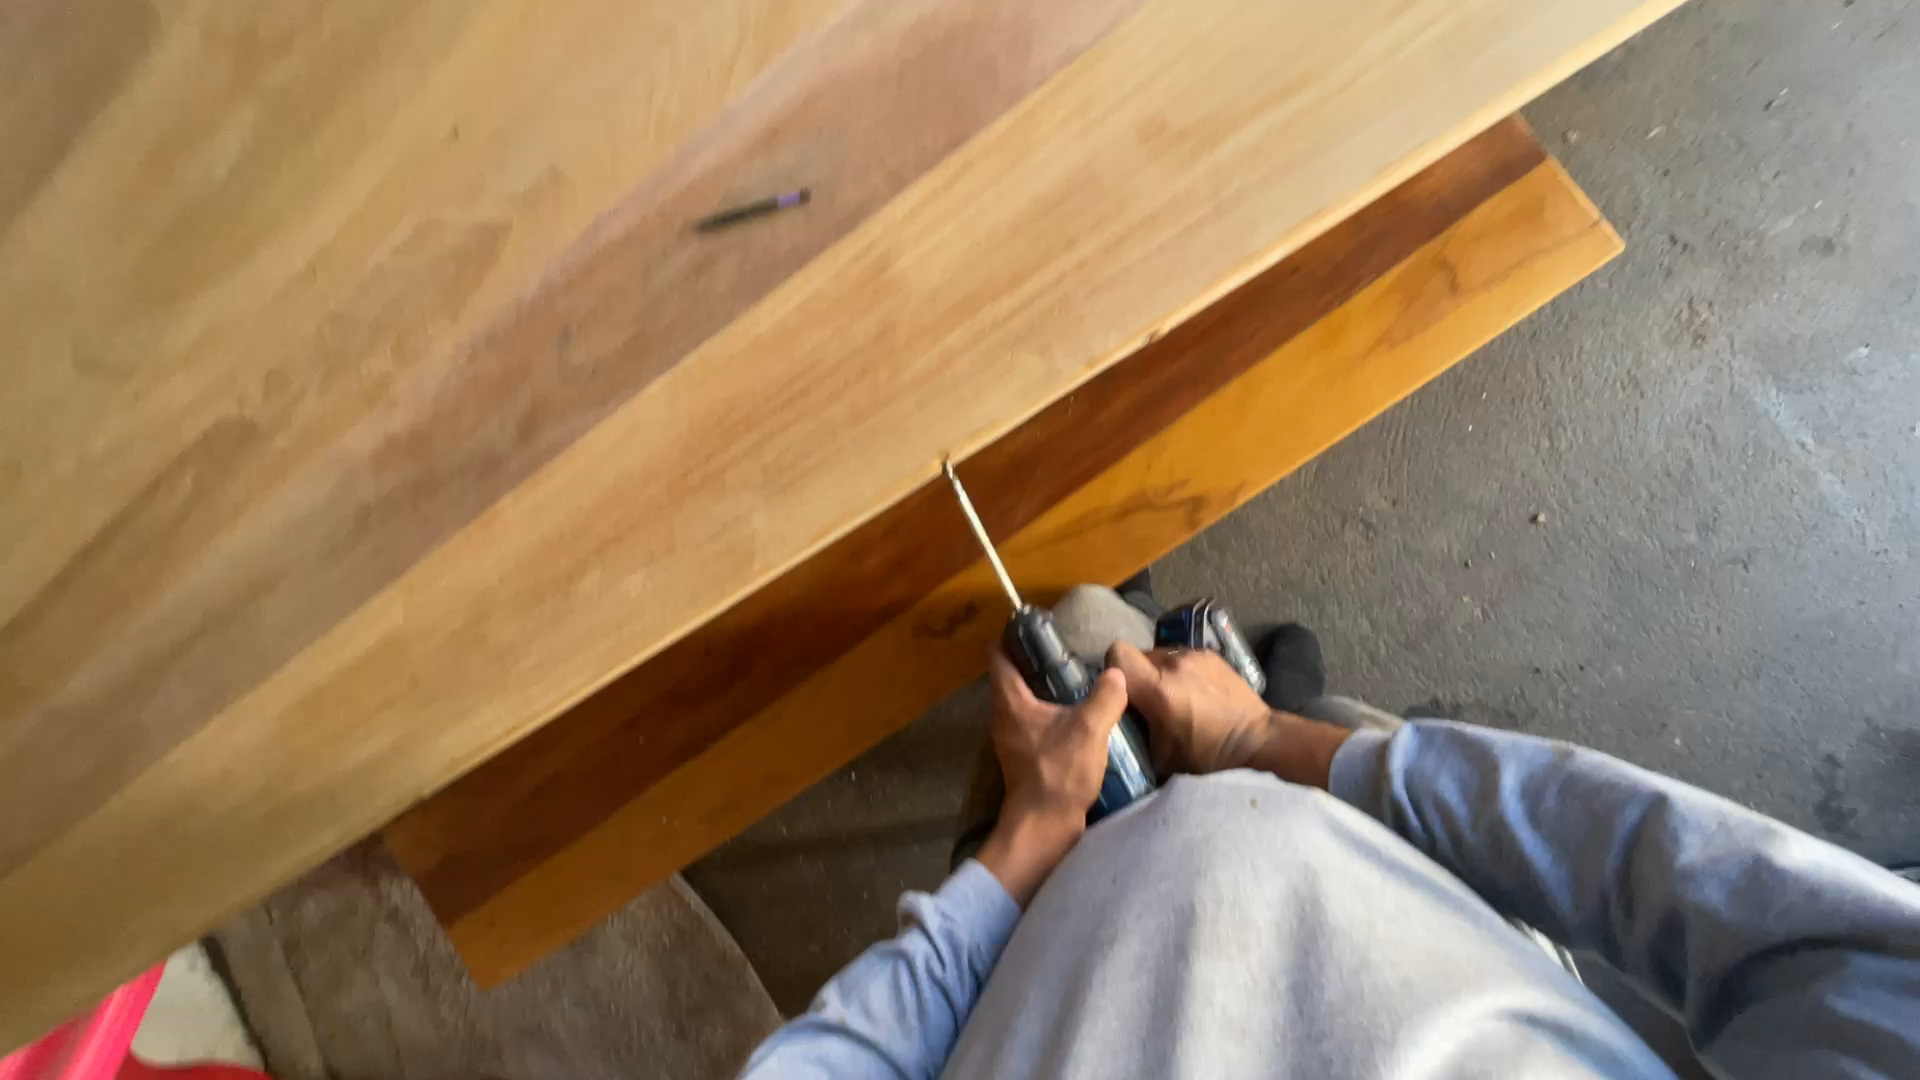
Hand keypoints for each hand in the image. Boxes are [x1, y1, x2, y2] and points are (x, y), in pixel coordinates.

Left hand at [977, 649, 1127, 904]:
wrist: (1044, 825)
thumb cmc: (1060, 772)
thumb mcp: (1090, 729)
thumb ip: (1105, 696)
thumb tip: (1116, 673)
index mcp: (1009, 699)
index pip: (1000, 653)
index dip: (1014, 634)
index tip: (1038, 625)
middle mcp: (1002, 712)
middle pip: (1011, 673)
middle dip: (1034, 658)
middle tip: (1065, 648)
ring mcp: (1010, 733)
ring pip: (1021, 696)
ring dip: (1042, 685)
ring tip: (1074, 676)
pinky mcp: (1021, 750)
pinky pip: (1030, 716)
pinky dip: (1047, 707)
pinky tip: (1074, 710)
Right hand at [1106, 642, 1274, 774]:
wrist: (1259, 740)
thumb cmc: (1208, 754)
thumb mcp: (1161, 755)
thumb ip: (1136, 730)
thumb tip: (1118, 720)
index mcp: (1159, 689)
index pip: (1118, 653)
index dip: (1114, 668)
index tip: (1120, 689)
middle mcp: (1175, 664)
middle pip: (1138, 655)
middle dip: (1138, 675)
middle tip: (1148, 700)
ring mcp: (1195, 655)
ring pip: (1160, 655)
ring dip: (1159, 673)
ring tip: (1174, 697)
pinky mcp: (1211, 654)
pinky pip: (1182, 657)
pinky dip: (1181, 672)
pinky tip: (1194, 693)